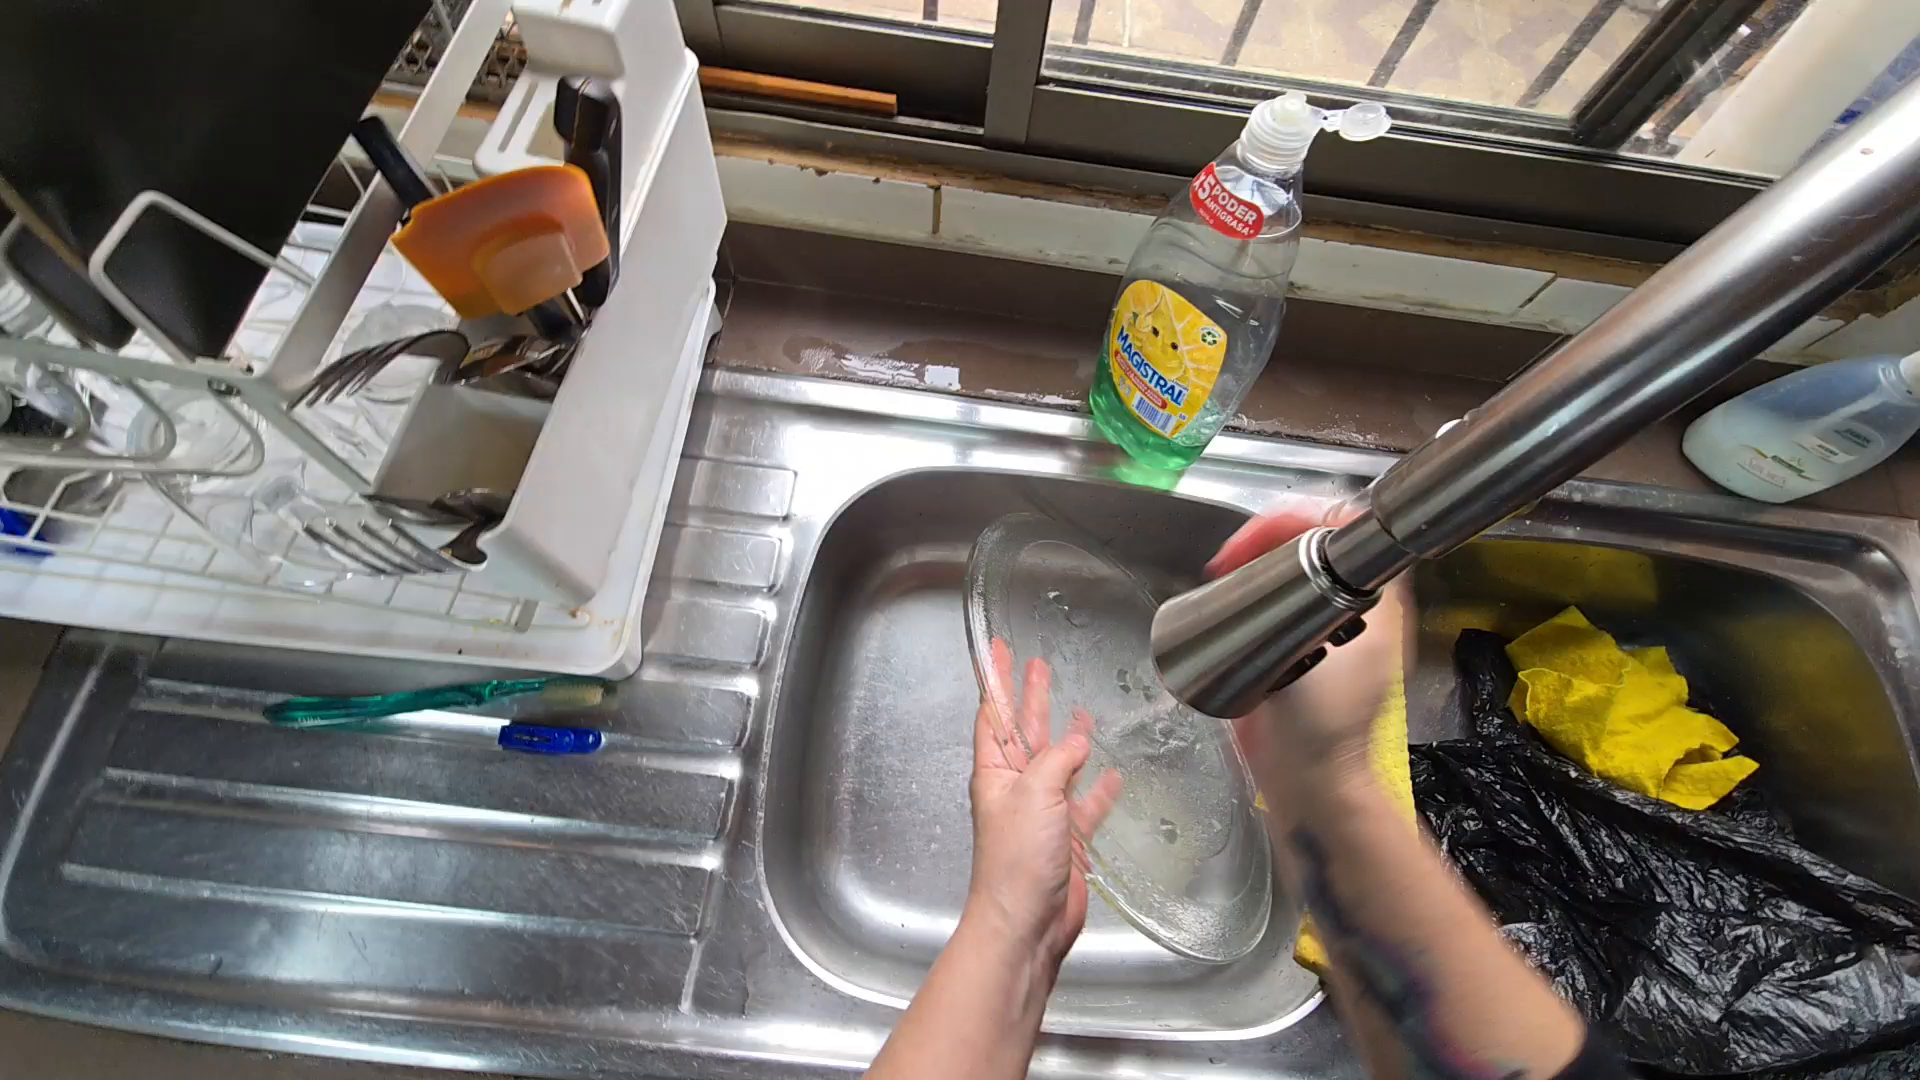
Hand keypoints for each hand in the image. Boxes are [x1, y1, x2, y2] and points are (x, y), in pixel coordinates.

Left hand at [966, 638, 1121, 966]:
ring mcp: (1042, 810)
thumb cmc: (1016, 859)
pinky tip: (1112, 773)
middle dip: (1032, 695)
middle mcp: (1017, 785)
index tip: (997, 650)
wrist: (1026, 924)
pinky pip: (1086, 803)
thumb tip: (1078, 740)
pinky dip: (1099, 788)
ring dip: (1068, 735)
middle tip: (1039, 663)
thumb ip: (1057, 761)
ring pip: (1058, 761)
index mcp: (996, 770)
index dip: (998, 679)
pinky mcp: (1067, 836)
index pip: (995, 713)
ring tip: (1079, 707)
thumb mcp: (1035, 794)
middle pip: (1026, 729)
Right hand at [1208, 497, 1410, 786]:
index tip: (1254, 541)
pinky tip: (1220, 597)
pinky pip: (1266, 596)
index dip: (1296, 519)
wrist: (1307, 778)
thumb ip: (1336, 599)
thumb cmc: (1326, 721)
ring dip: (1248, 560)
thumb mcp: (1340, 652)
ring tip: (1219, 572)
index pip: (1343, 528)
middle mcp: (1350, 604)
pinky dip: (1242, 587)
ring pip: (1283, 565)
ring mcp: (1317, 624)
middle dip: (1263, 537)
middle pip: (1308, 541)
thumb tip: (1320, 552)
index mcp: (1374, 600)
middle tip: (1227, 559)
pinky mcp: (1288, 643)